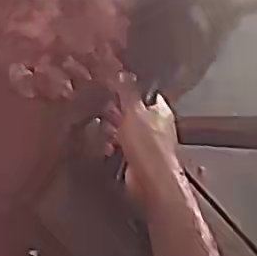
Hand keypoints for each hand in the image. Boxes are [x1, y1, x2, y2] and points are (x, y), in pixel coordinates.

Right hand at [103, 73, 186, 215]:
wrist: (150, 184)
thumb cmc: (149, 147)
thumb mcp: (133, 111)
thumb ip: (126, 91)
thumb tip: (121, 71)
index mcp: (160, 110)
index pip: (143, 90)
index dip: (126, 85)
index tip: (108, 81)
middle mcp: (155, 125)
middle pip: (130, 108)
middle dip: (113, 106)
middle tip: (97, 102)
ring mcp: (145, 142)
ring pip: (122, 126)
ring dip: (108, 125)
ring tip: (96, 121)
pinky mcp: (134, 157)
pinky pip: (117, 144)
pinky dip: (108, 141)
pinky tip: (99, 140)